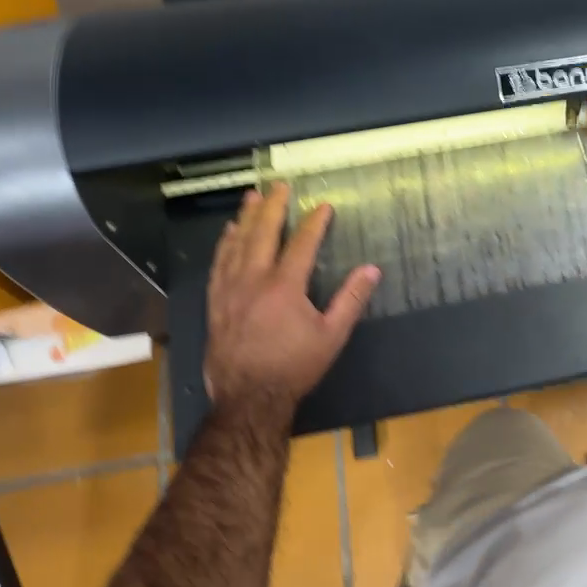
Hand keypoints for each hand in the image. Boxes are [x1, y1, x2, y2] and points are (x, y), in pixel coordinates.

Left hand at [206, 183, 380, 407]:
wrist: (248, 400)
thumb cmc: (294, 368)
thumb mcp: (331, 336)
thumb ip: (350, 300)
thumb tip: (371, 269)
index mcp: (284, 287)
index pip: (301, 243)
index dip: (314, 222)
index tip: (323, 206)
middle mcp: (254, 281)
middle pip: (262, 234)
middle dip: (272, 207)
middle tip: (278, 186)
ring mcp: (230, 291)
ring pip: (236, 245)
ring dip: (245, 218)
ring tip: (251, 197)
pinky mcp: (216, 304)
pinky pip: (218, 265)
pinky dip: (225, 245)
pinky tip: (228, 235)